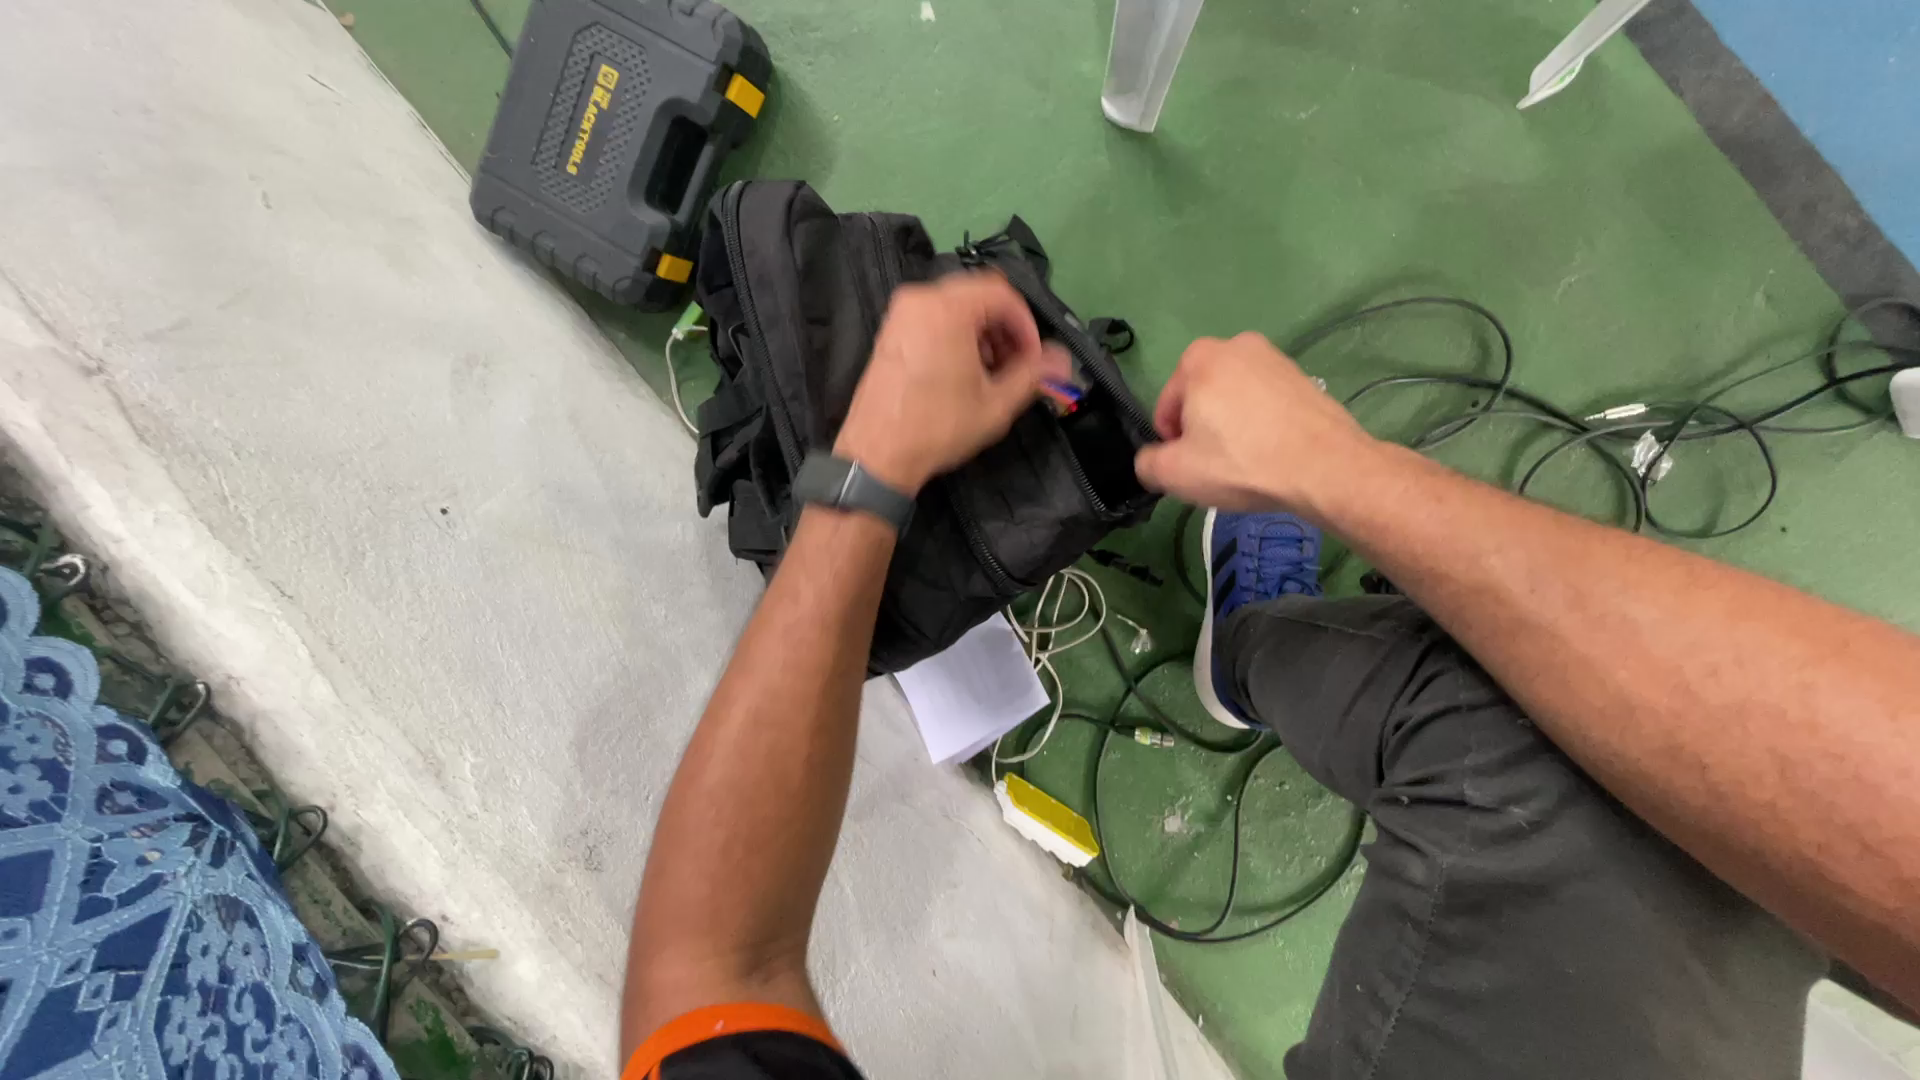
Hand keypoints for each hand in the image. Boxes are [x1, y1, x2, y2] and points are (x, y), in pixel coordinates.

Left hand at [835, 273, 1071, 493]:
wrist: (877, 455)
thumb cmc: (939, 427)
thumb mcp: (996, 404)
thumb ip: (1033, 374)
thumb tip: (1062, 360)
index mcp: (947, 308)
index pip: (1003, 294)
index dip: (1026, 325)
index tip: (1035, 358)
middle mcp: (919, 299)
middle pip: (979, 297)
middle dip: (1006, 329)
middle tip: (1018, 366)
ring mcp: (900, 314)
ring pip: (957, 308)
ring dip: (983, 334)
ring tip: (993, 375)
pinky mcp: (890, 333)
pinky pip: (934, 319)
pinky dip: (957, 337)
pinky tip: (965, 373)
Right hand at [1134, 332, 1380, 514]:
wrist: (1325, 468)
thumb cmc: (1241, 463)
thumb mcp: (1174, 473)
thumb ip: (1146, 463)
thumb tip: (1152, 459)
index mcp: (1198, 358)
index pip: (1167, 407)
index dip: (1171, 441)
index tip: (1189, 463)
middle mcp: (1236, 345)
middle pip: (1200, 398)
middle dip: (1201, 428)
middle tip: (1215, 463)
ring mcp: (1274, 358)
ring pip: (1233, 399)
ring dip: (1230, 426)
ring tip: (1244, 460)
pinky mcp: (1302, 376)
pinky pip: (1264, 402)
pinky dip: (1260, 424)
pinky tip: (1270, 452)